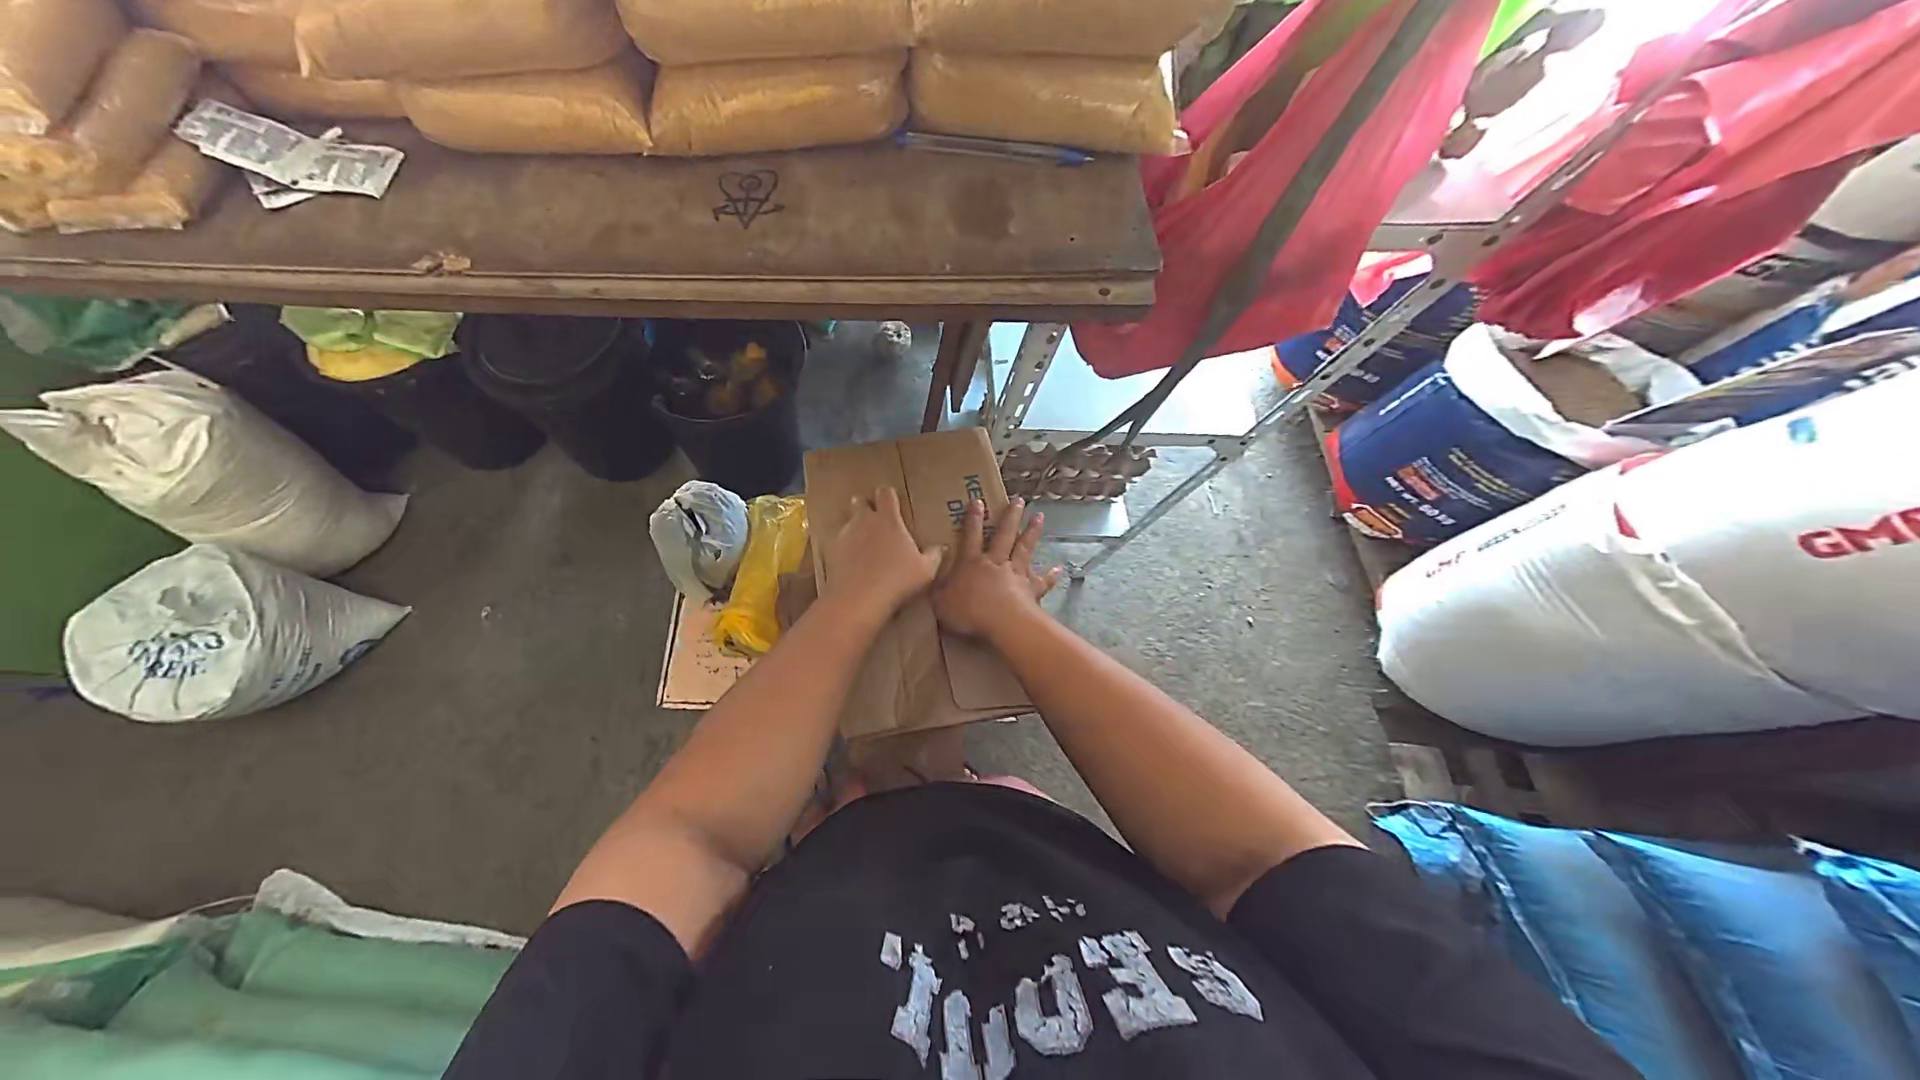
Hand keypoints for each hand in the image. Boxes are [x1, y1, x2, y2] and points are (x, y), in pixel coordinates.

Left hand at [821, 487, 943, 621]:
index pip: (885, 493)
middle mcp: (863, 521)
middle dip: (866, 506)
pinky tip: (856, 564)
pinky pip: (840, 544)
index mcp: (887, 519)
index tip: (894, 503)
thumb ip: (934, 555)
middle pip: (860, 501)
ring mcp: (845, 536)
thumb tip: (942, 548)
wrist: (858, 600)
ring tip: (868, 546)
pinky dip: (847, 549)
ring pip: (849, 522)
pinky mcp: (832, 553)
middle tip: (877, 520)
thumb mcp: (925, 570)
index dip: (889, 495)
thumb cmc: (897, 580)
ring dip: (857, 528)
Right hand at [933, 498, 1064, 643]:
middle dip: (1011, 516)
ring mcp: (1016, 573)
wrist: (1002, 623)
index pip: (971, 536)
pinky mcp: (1032, 589)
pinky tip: (1058, 568)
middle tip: (1019, 500)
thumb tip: (932, 569)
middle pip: (1004, 534)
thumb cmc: (969, 612)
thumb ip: (937, 585)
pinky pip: (1042, 580)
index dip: (974, 519)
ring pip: (1024, 549)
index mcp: (972, 563)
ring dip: (1032, 532)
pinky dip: (1050, 575)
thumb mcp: (940, 601)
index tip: (979, 501)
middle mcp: (996, 562)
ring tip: (1040, 517)